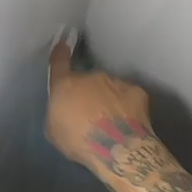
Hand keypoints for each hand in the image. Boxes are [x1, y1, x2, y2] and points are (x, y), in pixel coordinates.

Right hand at [46, 32, 155, 170]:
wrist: (118, 149)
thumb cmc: (79, 142)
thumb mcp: (54, 131)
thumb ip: (58, 112)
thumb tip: (65, 109)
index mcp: (66, 85)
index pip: (59, 62)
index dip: (60, 52)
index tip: (63, 43)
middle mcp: (91, 76)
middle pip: (87, 82)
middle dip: (88, 94)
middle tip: (90, 116)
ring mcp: (116, 81)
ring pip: (109, 88)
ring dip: (108, 100)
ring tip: (111, 122)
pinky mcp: (137, 91)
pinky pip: (127, 96)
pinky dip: (126, 106)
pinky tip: (127, 121)